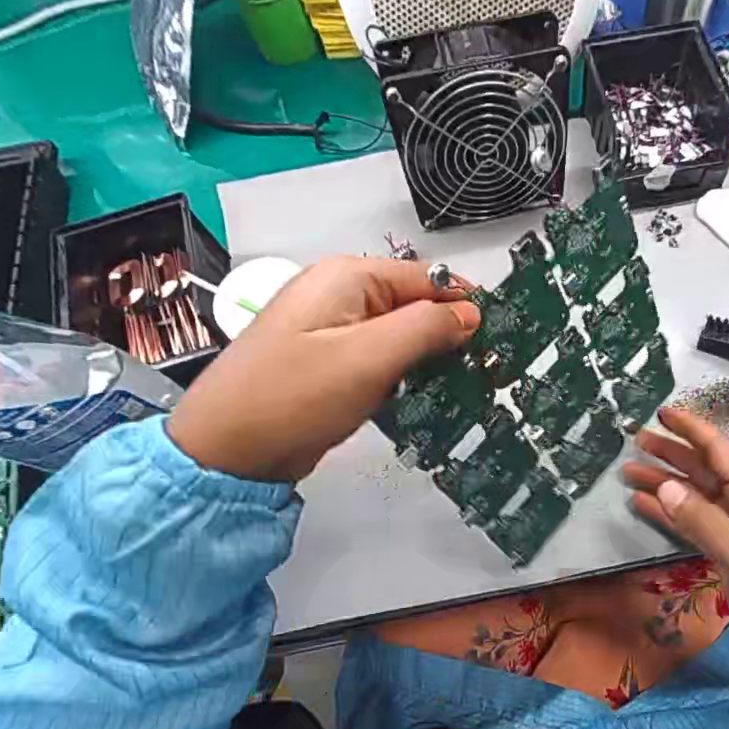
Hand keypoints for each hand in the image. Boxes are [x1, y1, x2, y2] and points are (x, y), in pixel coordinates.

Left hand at [167, 257, 479, 480]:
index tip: (497, 339)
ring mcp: (331, 336)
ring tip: (459, 391)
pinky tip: (421, 403)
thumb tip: (469, 314)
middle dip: (446, 337)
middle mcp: (339, 298)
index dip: (462, 305)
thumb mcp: (368, 357)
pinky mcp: (329, 371)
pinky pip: (378, 366)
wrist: (230, 449)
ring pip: (397, 340)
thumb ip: (425, 329)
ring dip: (426, 363)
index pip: (424, 278)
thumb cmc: (295, 396)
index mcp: (347, 278)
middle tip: (482, 373)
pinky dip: (401, 381)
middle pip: (411, 308)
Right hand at [621, 408, 728, 656]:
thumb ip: (701, 519)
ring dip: (663, 483)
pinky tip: (645, 506)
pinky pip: (692, 522)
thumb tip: (663, 486)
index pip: (719, 452)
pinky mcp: (726, 549)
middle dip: (671, 453)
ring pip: (693, 495)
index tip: (663, 412)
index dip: (692, 430)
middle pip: (703, 469)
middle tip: (635, 441)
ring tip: (629, 473)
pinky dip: (669, 512)